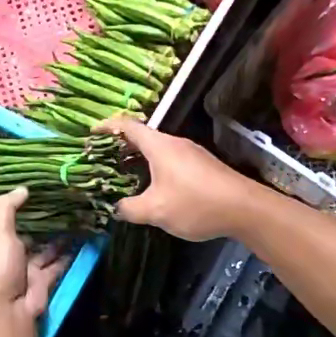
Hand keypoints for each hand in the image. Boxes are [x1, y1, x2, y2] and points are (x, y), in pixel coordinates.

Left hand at [0, 188, 67, 320]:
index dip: (24, 207)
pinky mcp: (44, 280)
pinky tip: (82, 242)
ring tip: (78, 220)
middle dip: (46, 223)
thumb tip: (23, 188)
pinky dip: (69, 255)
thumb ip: (8, 207)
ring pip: (48, 249)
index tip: (44, 191)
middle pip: (31, 234)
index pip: (10, 219)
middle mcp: (12, 253)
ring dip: (61, 238)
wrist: (9, 307)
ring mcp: (29, 268)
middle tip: (68, 204)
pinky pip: (59, 264)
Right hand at [99, 119, 261, 241]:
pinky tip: (152, 187)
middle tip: (101, 159)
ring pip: (157, 150)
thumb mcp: (155, 210)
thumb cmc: (196, 204)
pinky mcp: (202, 167)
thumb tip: (116, 208)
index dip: (106, 126)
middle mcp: (175, 143)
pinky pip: (170, 161)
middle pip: (142, 137)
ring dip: (138, 159)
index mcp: (159, 146)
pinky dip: (154, 168)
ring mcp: (191, 154)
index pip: (127, 126)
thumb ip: (130, 208)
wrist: (244, 209)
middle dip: (120, 146)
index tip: (90, 133)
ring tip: (122, 175)